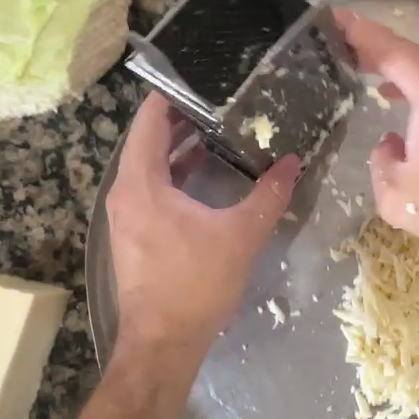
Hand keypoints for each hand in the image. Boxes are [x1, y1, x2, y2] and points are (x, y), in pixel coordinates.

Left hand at [105, 93, 300, 359]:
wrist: (163, 343)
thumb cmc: (196, 284)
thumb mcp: (241, 235)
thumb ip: (269, 195)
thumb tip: (293, 162)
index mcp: (141, 183)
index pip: (149, 120)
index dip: (171, 94)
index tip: (200, 74)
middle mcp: (125, 192)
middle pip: (148, 140)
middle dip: (181, 118)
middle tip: (220, 99)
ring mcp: (127, 215)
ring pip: (149, 165)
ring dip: (179, 147)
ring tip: (218, 128)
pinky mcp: (135, 234)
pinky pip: (152, 187)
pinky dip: (175, 173)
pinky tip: (206, 173)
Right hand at [335, 9, 418, 268]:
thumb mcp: (398, 196)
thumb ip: (380, 162)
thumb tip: (389, 144)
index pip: (389, 50)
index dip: (358, 32)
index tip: (332, 17)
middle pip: (411, 53)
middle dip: (375, 47)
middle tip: (339, 42)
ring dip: (398, 66)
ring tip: (363, 66)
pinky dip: (418, 84)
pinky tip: (401, 98)